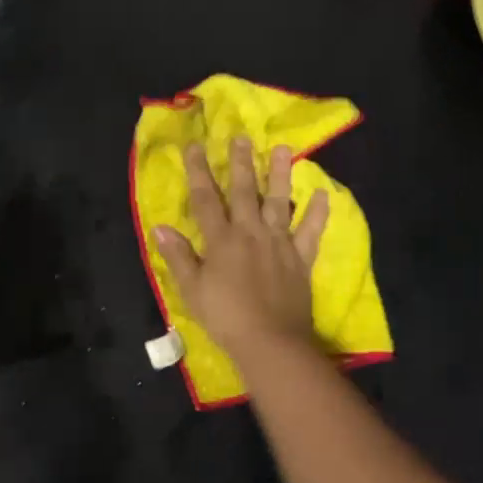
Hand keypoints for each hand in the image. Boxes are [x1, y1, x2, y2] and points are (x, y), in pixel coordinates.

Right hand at [154, 136, 329, 355]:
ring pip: (278, 202)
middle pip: (244, 192)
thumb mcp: (192, 289)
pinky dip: (318, 213)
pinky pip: (310, 232)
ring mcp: (278, 244)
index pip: (205, 198)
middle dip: (241, 163)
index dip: (198, 171)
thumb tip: (159, 227)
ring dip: (280, 174)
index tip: (195, 146)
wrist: (272, 344)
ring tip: (284, 149)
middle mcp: (249, 233)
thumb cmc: (226, 318)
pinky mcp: (300, 260)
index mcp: (220, 239)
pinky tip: (323, 193)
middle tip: (242, 138)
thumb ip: (178, 256)